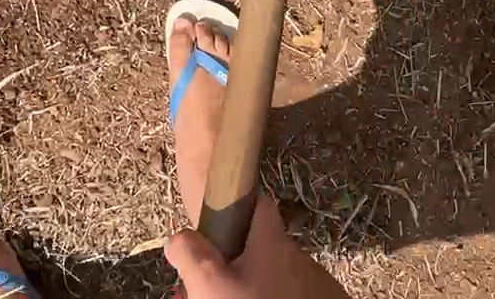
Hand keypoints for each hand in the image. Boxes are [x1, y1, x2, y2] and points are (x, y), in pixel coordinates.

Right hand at [166, 198, 344, 298]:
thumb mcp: (211, 284)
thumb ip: (191, 254)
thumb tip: (178, 238)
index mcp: (273, 240)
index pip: (259, 204)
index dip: (238, 211)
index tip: (217, 232)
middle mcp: (298, 256)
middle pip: (263, 248)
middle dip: (238, 263)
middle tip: (213, 288)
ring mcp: (316, 285)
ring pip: (277, 277)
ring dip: (255, 286)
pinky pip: (293, 294)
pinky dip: (274, 296)